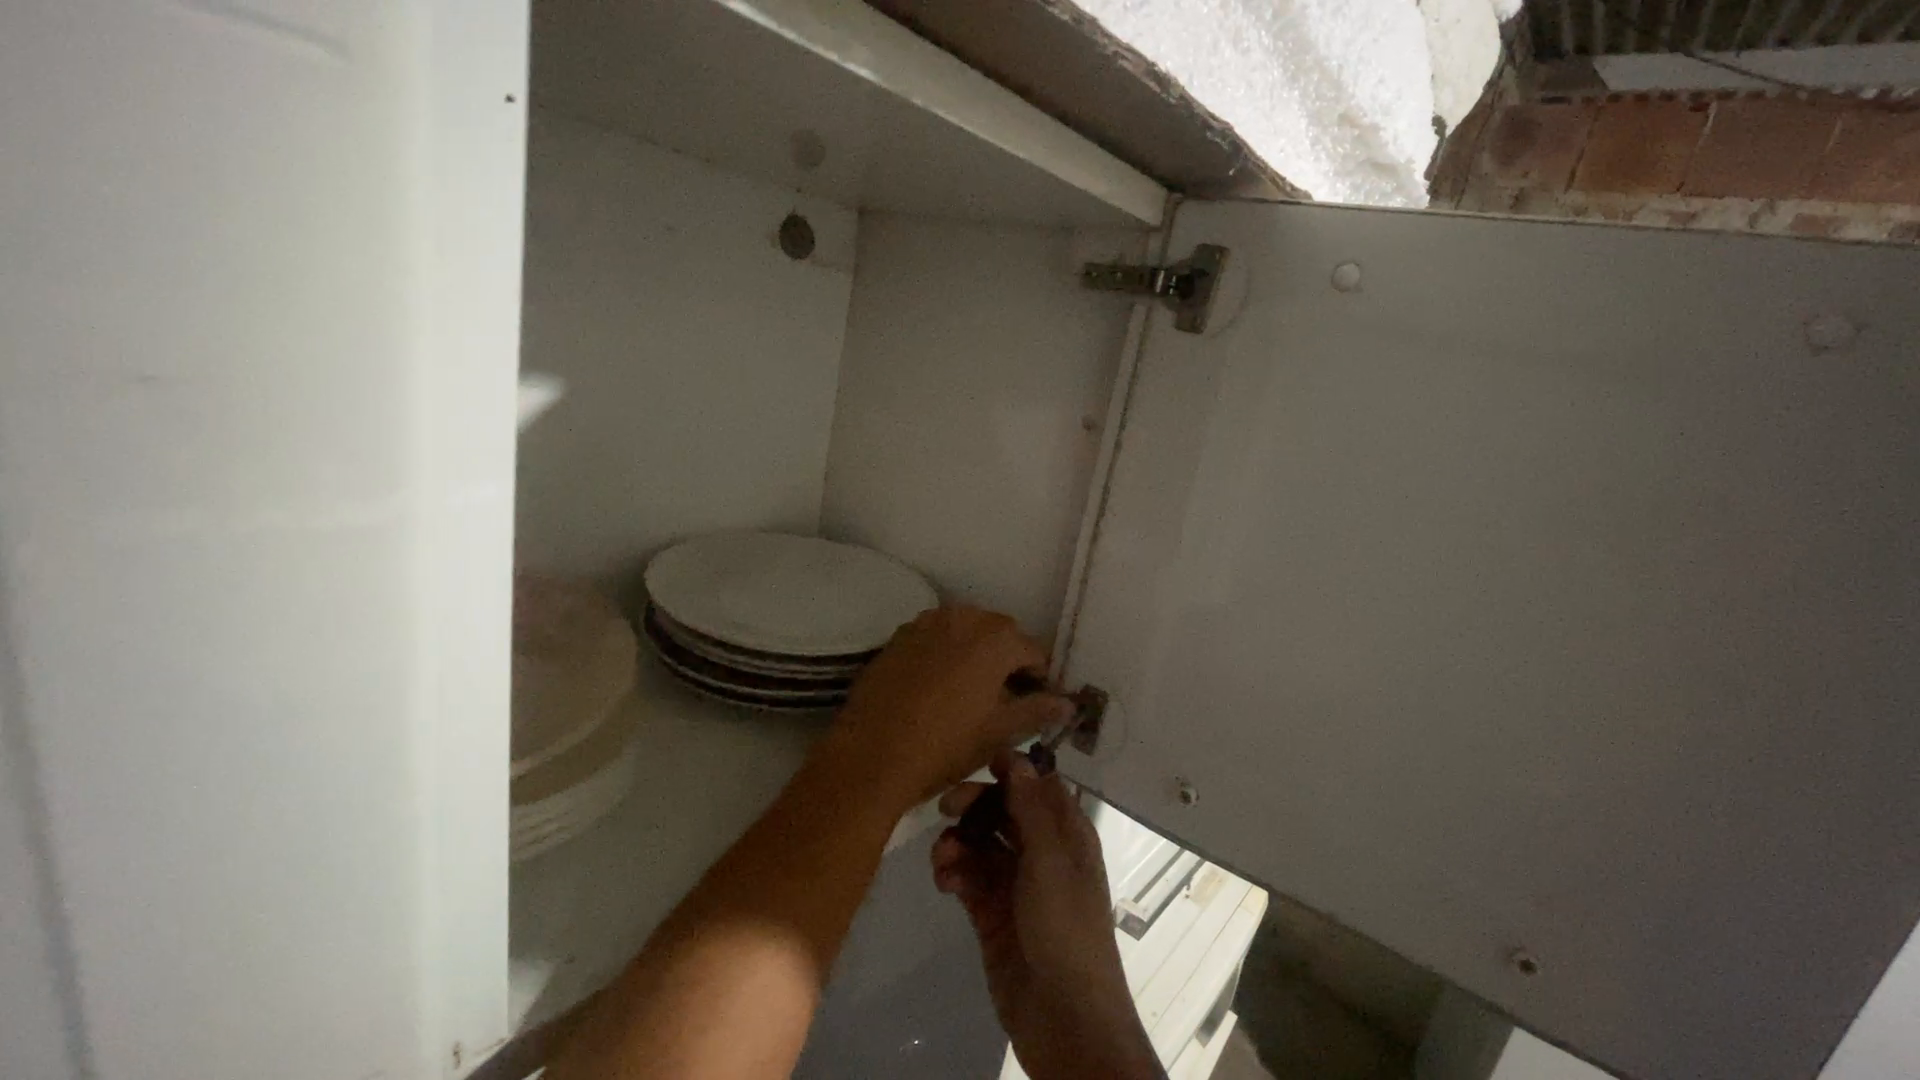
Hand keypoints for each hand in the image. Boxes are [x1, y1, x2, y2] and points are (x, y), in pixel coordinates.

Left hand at [825, 606, 1071, 811]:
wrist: (872, 753)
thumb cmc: (946, 744)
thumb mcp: (1000, 732)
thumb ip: (1037, 710)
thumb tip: (1067, 703)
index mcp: (996, 638)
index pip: (1033, 651)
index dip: (1039, 678)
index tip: (1036, 704)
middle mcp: (963, 618)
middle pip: (999, 634)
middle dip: (1007, 660)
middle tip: (1004, 700)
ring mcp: (926, 623)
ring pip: (964, 631)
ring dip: (974, 653)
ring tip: (970, 693)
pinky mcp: (898, 637)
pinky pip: (934, 638)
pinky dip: (944, 654)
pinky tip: (937, 688)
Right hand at [932, 753, 1165, 1079]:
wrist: (1062, 1014)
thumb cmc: (1066, 927)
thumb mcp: (1051, 860)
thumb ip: (1032, 808)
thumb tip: (1020, 759)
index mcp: (1067, 836)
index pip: (1039, 788)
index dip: (1014, 772)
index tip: (982, 761)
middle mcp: (1042, 854)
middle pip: (1004, 812)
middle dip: (976, 805)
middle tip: (947, 807)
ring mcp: (1015, 885)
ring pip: (981, 845)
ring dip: (959, 842)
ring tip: (943, 857)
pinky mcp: (991, 915)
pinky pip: (968, 879)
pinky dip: (953, 873)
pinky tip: (944, 882)